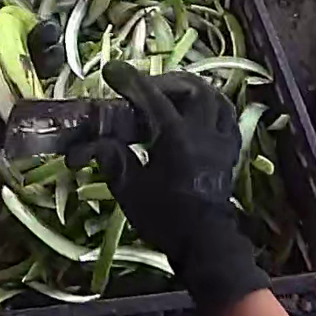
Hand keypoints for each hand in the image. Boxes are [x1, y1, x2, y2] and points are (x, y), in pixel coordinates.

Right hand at [68, 61, 267, 315]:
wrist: (204, 244)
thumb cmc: (164, 217)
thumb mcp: (129, 189)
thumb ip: (111, 158)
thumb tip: (84, 147)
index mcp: (177, 139)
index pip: (152, 98)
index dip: (130, 80)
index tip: (112, 71)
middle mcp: (203, 132)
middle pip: (191, 89)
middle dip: (165, 81)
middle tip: (144, 87)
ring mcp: (221, 141)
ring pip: (215, 98)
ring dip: (192, 89)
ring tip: (172, 93)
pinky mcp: (230, 152)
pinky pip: (227, 117)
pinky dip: (212, 106)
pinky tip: (198, 111)